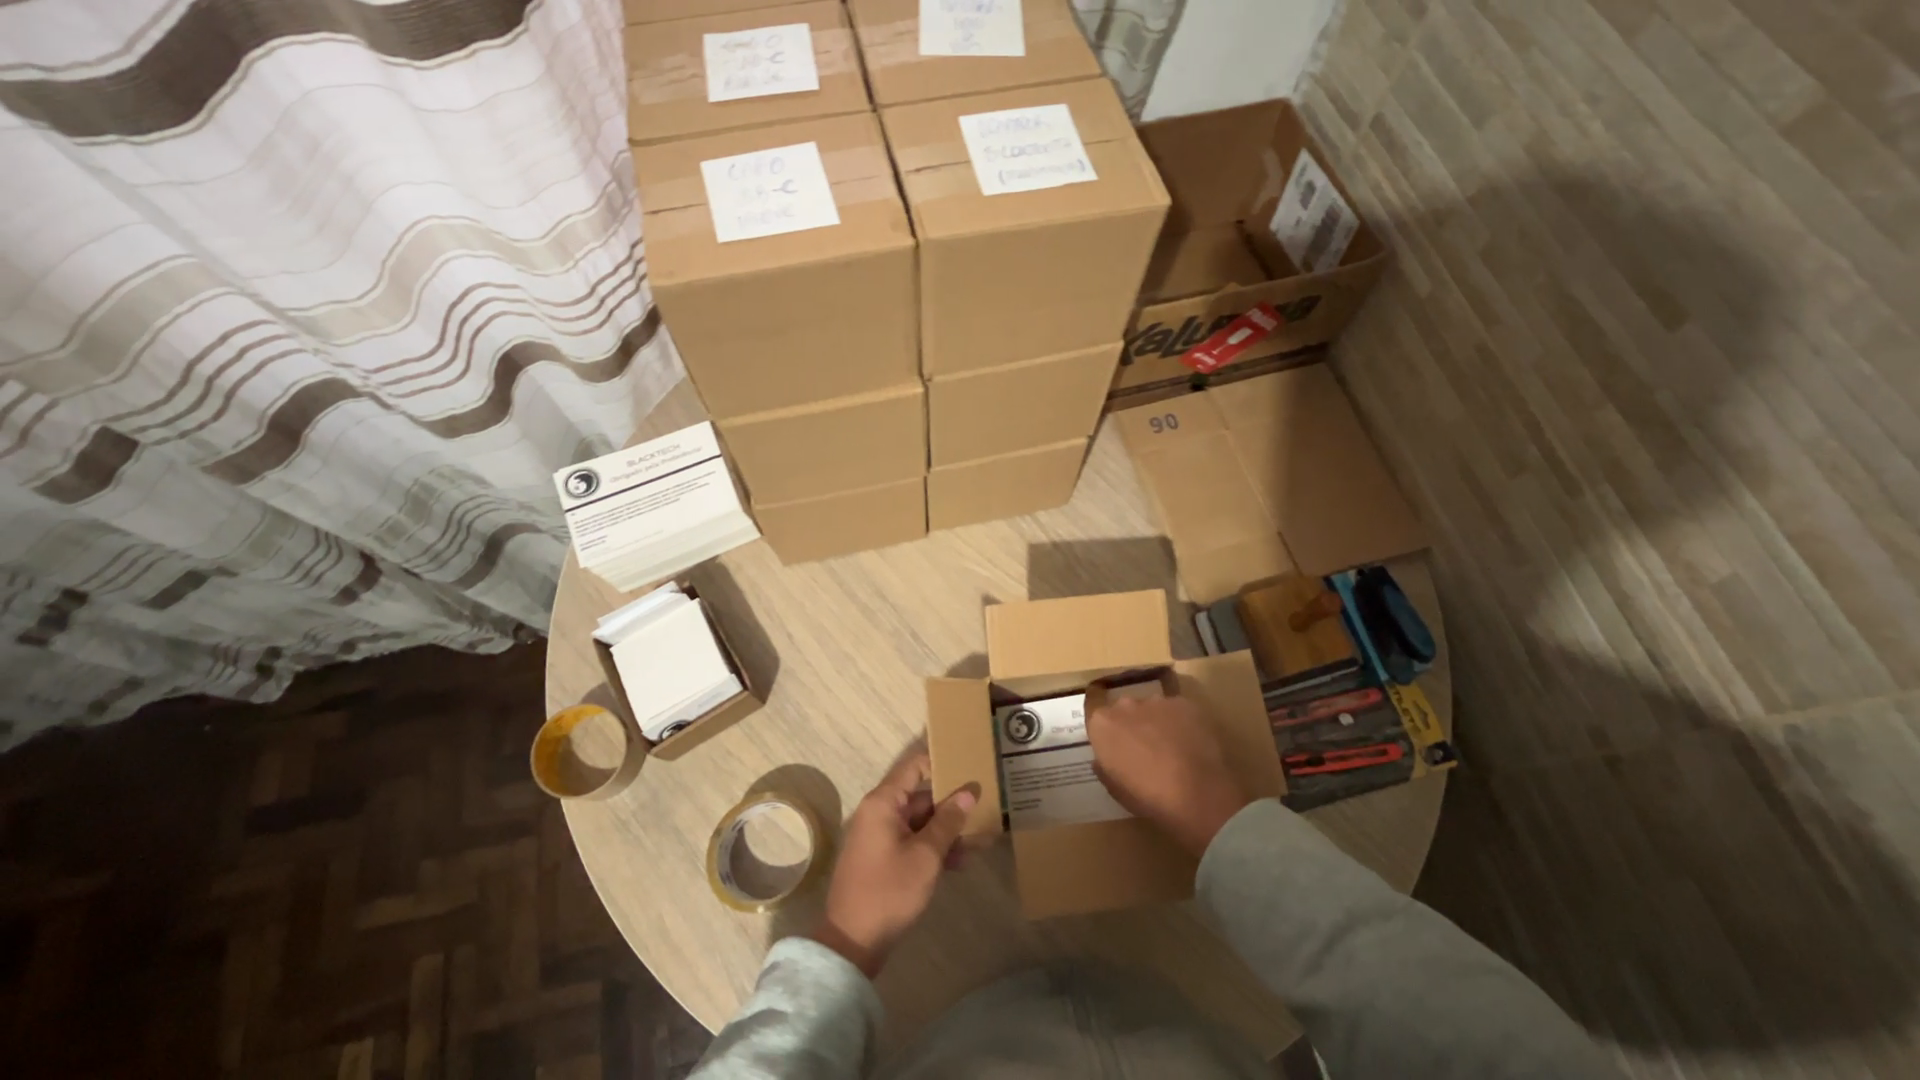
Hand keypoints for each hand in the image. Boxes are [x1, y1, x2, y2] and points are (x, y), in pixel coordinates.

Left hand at [809, 752, 975, 977]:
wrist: (853, 940)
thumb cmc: (890, 890)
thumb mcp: (926, 855)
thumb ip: (948, 821)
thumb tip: (967, 792)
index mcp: (884, 803)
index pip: (914, 767)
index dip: (941, 763)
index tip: (970, 764)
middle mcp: (879, 813)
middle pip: (920, 796)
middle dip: (952, 804)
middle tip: (987, 806)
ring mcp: (880, 837)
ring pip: (920, 822)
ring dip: (948, 830)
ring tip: (982, 838)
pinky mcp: (883, 858)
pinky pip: (913, 841)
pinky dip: (934, 847)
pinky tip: (961, 861)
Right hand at [1087, 694, 1251, 855]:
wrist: (1196, 792)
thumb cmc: (1147, 795)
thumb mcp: (1115, 787)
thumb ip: (1105, 765)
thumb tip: (1105, 757)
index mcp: (1102, 724)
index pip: (1092, 703)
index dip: (1102, 716)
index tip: (1109, 728)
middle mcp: (1126, 705)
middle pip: (1124, 708)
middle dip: (1130, 723)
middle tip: (1142, 746)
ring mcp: (1157, 701)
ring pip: (1152, 708)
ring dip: (1156, 722)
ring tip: (1170, 747)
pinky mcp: (1185, 704)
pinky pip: (1177, 711)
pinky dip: (1180, 723)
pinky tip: (1190, 744)